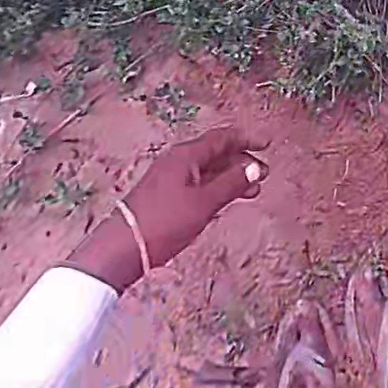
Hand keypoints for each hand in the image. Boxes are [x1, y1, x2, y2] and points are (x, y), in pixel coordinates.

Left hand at [65, 126, 268, 290]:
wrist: (120, 250)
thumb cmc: (164, 223)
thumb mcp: (204, 204)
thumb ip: (231, 184)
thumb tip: (255, 167)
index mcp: (187, 155)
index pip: (223, 137)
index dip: (247, 139)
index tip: (267, 143)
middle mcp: (178, 160)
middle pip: (216, 153)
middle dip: (242, 162)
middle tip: (263, 174)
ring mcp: (170, 177)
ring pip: (208, 170)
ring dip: (230, 177)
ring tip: (252, 191)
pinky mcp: (164, 194)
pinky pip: (198, 182)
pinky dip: (216, 188)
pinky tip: (225, 200)